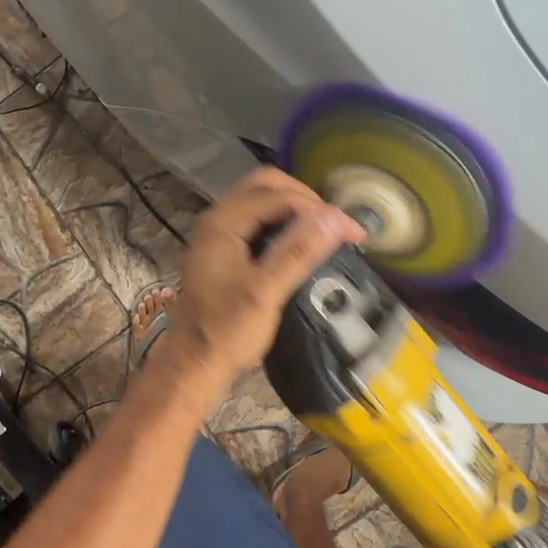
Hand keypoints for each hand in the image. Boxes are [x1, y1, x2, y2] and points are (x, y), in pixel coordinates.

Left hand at [155, 166, 363, 388]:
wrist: (195, 361)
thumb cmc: (227, 330)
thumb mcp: (266, 292)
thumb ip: (298, 252)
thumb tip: (333, 216)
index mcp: (222, 222)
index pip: (278, 195)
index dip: (319, 209)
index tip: (353, 232)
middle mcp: (217, 219)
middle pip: (265, 185)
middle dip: (305, 198)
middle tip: (335, 225)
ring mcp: (218, 233)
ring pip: (260, 200)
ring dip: (294, 208)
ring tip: (324, 232)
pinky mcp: (223, 249)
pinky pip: (256, 219)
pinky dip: (281, 222)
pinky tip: (300, 244)